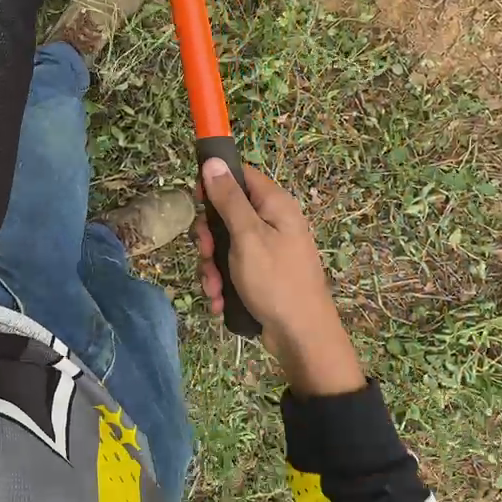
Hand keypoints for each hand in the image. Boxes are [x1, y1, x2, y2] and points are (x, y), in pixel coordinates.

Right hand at [195, 159, 366, 396]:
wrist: (302, 339)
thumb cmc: (276, 281)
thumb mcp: (247, 236)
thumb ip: (228, 199)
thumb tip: (213, 162)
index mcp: (275, 205)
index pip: (240, 175)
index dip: (216, 183)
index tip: (198, 201)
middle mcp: (272, 222)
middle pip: (227, 212)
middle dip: (209, 236)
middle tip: (206, 252)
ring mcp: (267, 249)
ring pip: (225, 243)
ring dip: (212, 264)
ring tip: (214, 287)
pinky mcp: (261, 273)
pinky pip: (232, 266)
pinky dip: (222, 281)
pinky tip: (219, 299)